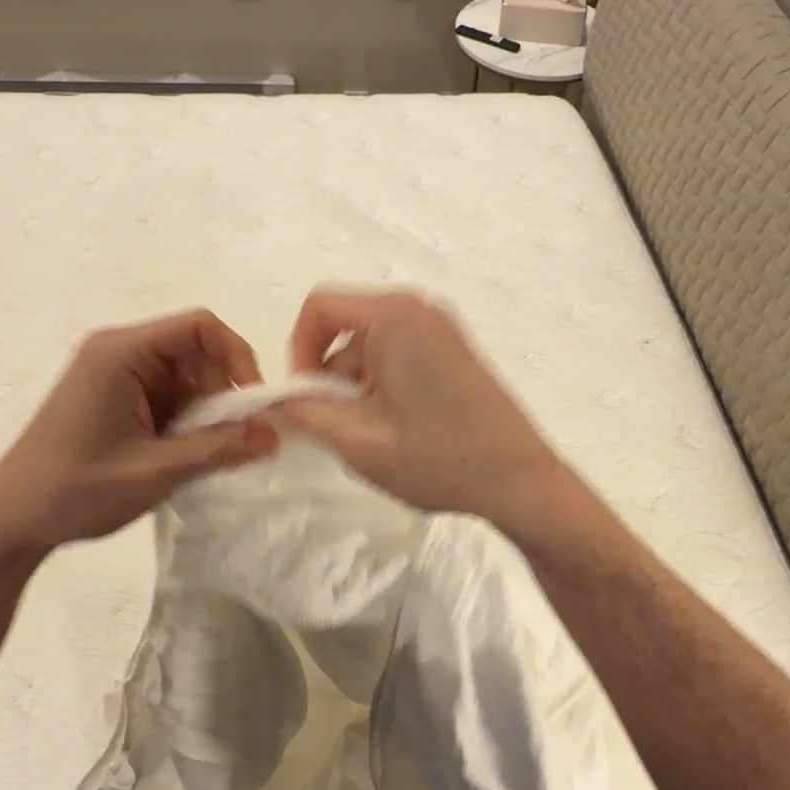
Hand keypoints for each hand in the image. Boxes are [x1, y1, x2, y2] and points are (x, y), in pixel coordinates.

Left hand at [0, 310, 278, 555]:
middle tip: (229, 441)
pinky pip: (169, 398)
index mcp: (120, 353)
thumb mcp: (156, 471)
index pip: (199, 326)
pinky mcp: (115, 401)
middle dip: (222, 393)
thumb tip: (276, 434)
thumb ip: (219, 449)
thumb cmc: (76, 490)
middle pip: (196, 352)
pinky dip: (186, 424)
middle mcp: (118, 353)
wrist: (11, 521)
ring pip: (186, 379)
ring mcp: (115, 377)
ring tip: (200, 456)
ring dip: (204, 414)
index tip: (253, 404)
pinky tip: (181, 458)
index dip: (237, 357)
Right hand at [269, 289, 571, 527]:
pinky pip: (400, 359)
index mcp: (395, 317)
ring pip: (373, 351)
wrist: (521, 481)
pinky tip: (402, 434)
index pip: (319, 308)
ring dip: (360, 392)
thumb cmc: (439, 459)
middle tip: (343, 433)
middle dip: (332, 380)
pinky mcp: (456, 354)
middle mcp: (420, 311)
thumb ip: (306, 415)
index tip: (307, 400)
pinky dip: (386, 391)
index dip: (298, 351)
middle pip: (347, 331)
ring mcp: (443, 331)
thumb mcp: (359, 442)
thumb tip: (269, 402)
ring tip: (378, 442)